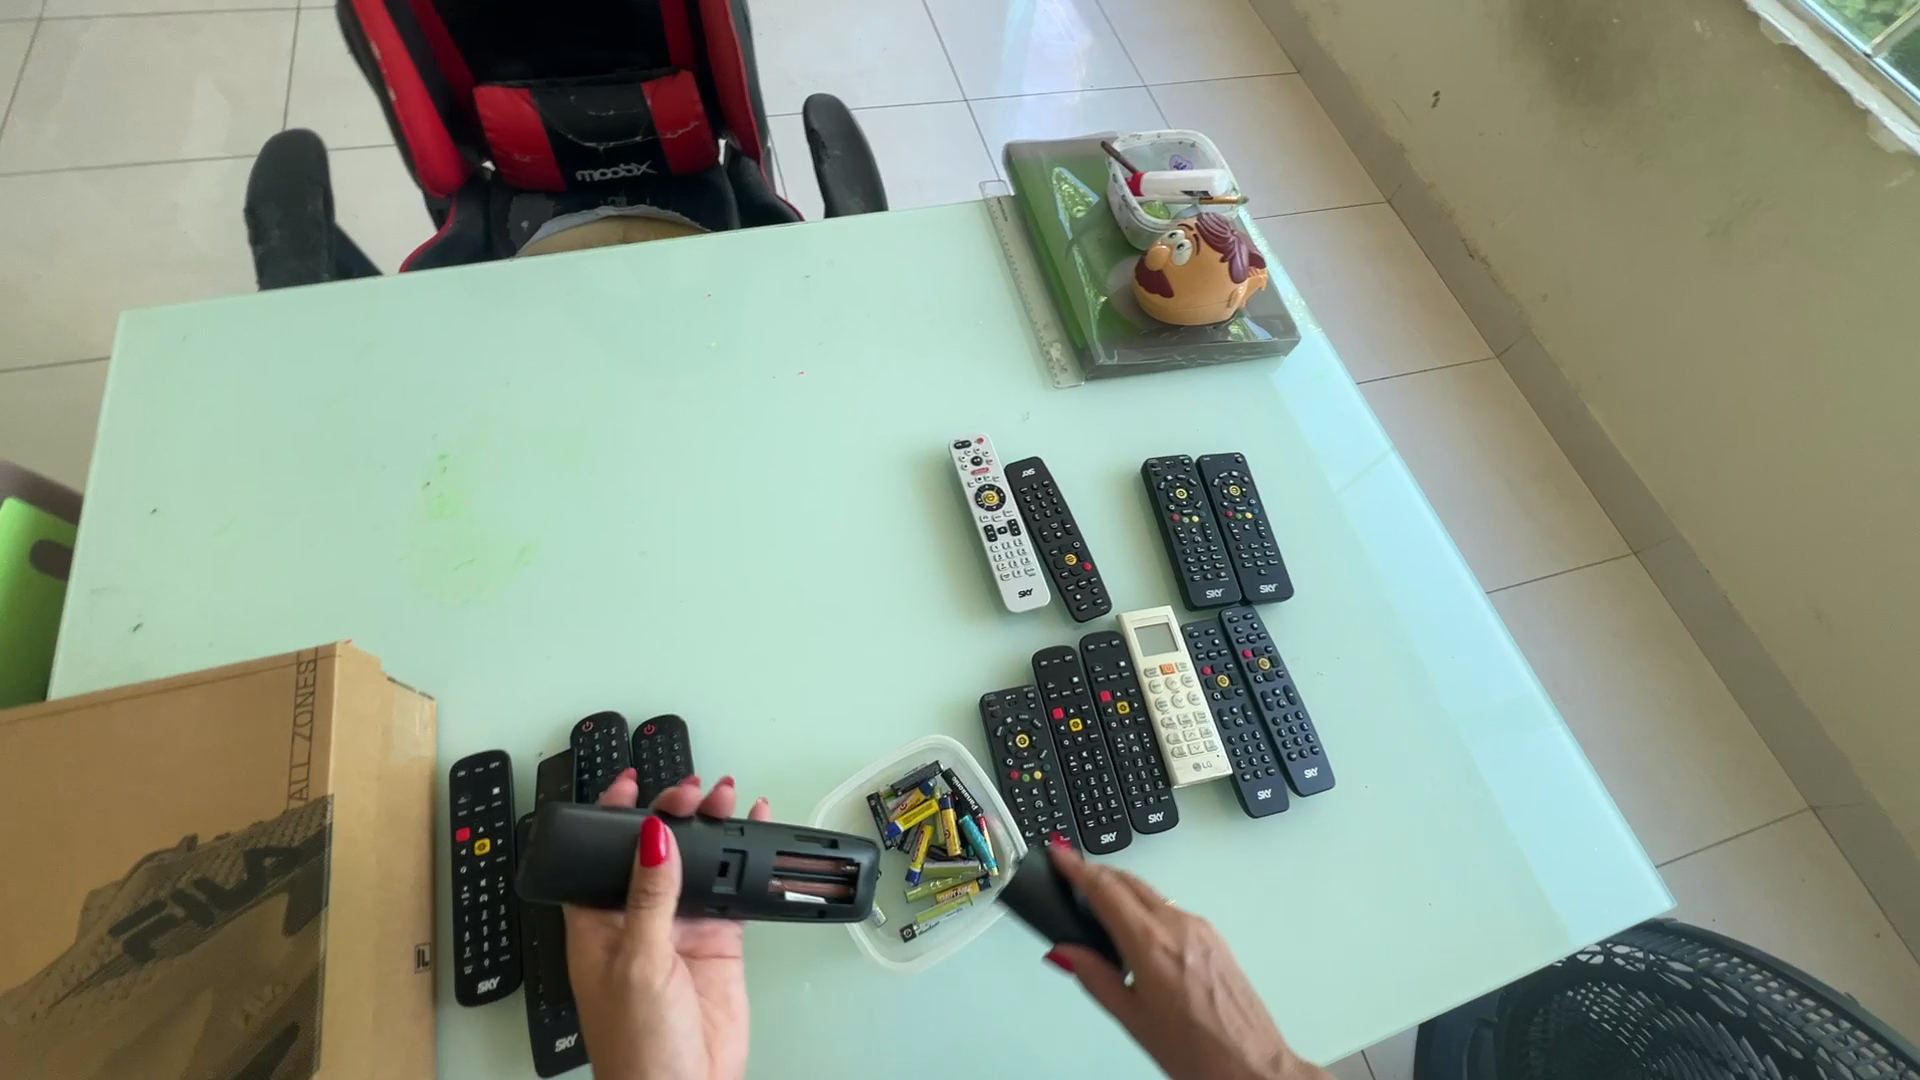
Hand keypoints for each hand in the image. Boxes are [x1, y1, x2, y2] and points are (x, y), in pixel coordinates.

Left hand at [562, 772, 772, 1079]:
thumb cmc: (636, 1046)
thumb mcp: (637, 963)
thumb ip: (650, 896)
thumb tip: (654, 837)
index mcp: (599, 924)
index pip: (599, 856)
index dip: (610, 816)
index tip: (628, 782)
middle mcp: (639, 918)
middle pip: (656, 849)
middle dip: (672, 812)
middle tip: (695, 792)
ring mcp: (681, 925)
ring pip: (697, 859)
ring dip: (711, 827)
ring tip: (728, 798)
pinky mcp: (718, 935)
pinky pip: (732, 884)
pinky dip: (746, 856)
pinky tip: (756, 829)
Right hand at [1042, 845, 1328, 1079]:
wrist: (1256, 1069)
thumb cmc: (1200, 1054)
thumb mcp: (1133, 1020)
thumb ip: (1095, 977)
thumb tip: (1064, 952)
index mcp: (1150, 944)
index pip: (1104, 889)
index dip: (1076, 866)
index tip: (1059, 853)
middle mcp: (1176, 924)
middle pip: (1126, 880)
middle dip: (1096, 871)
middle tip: (1072, 873)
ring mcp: (1198, 926)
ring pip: (1149, 891)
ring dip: (1121, 888)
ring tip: (1100, 904)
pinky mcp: (1213, 935)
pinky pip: (1169, 906)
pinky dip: (1145, 905)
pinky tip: (1138, 929)